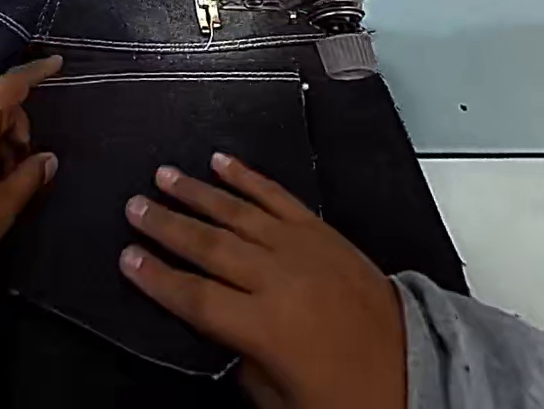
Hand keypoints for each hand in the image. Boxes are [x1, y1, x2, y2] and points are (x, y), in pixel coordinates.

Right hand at [120, 153, 405, 408]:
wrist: (416, 366)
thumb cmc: (354, 395)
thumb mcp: (290, 404)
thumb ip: (246, 366)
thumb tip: (219, 335)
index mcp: (268, 327)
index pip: (197, 298)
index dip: (158, 279)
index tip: (128, 259)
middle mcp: (278, 278)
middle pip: (208, 245)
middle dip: (166, 225)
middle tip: (134, 206)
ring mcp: (298, 245)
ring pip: (235, 211)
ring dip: (196, 191)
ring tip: (164, 175)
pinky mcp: (317, 227)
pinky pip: (274, 194)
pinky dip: (246, 175)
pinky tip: (221, 160)